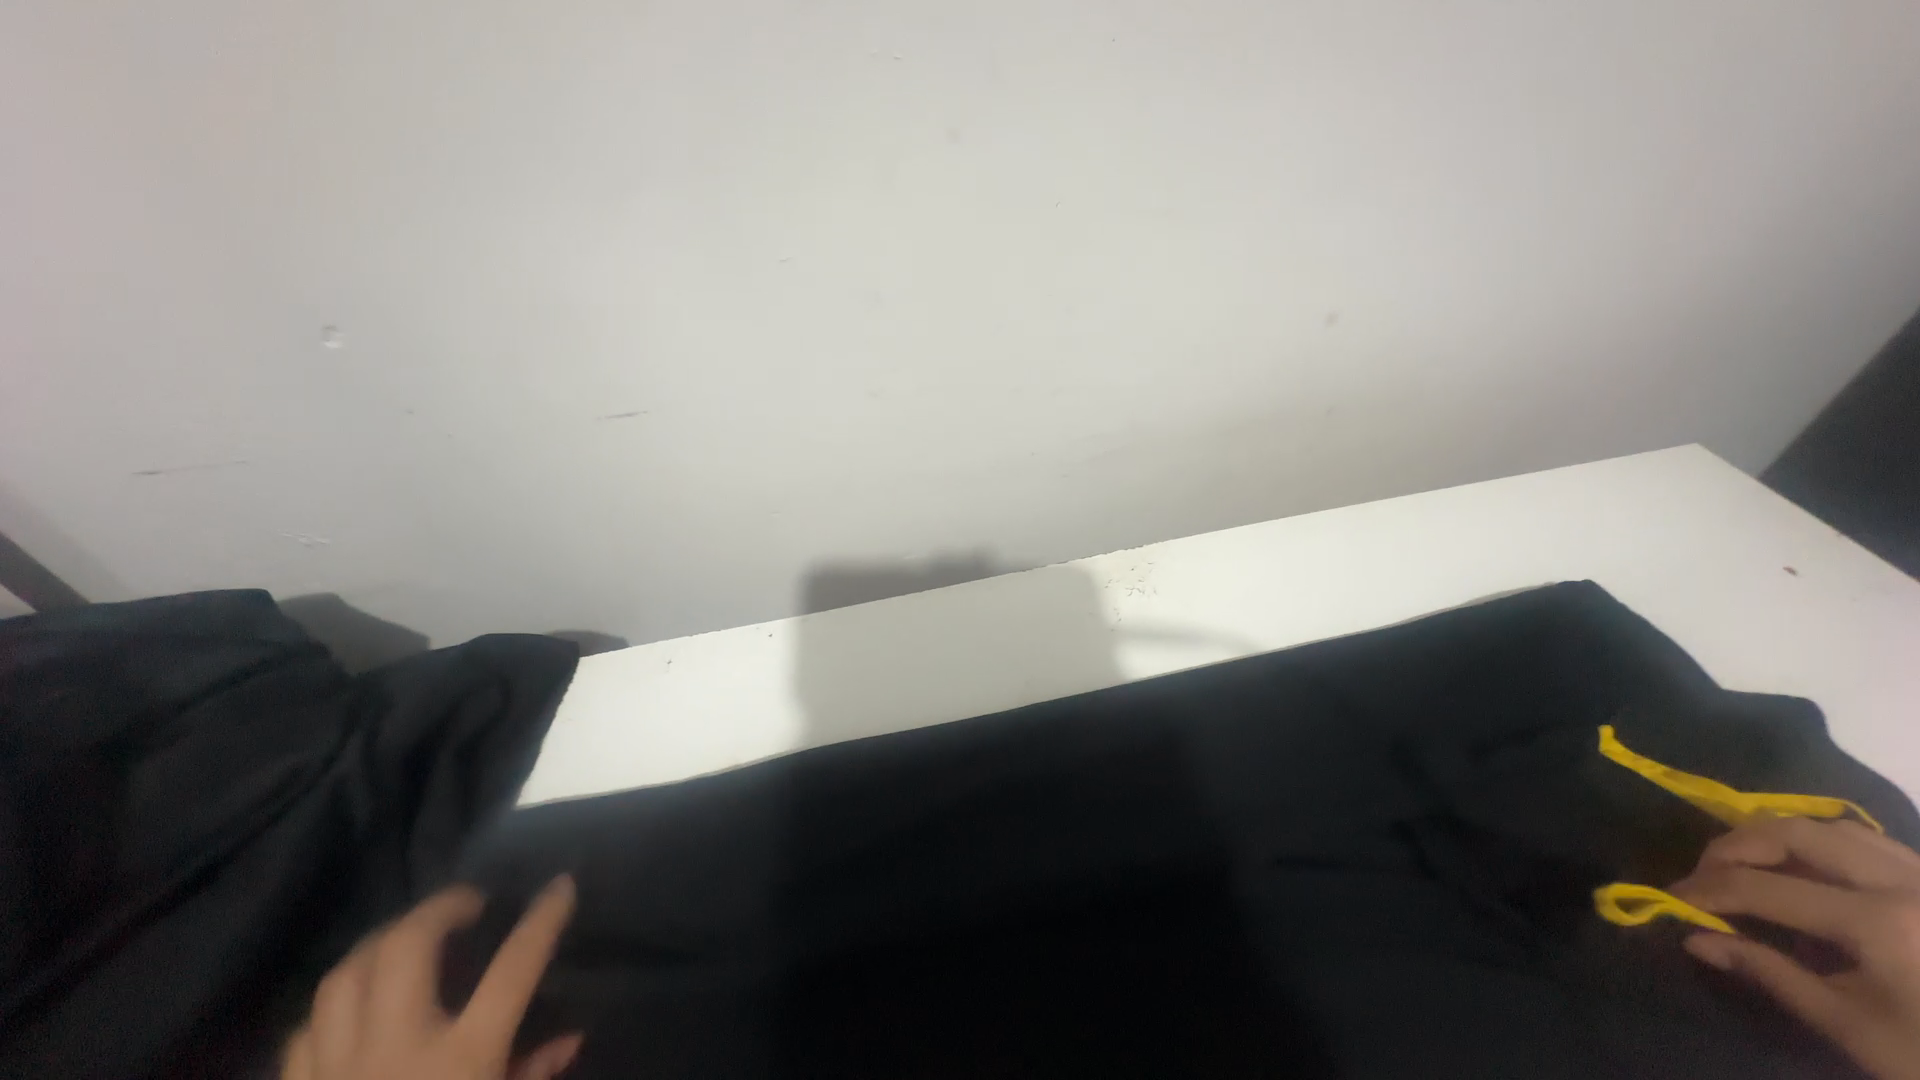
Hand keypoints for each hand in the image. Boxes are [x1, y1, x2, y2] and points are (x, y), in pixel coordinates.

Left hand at [281, 876, 582, 1079]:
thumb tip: (570, 1039)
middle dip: (440, 908)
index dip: (542, 919)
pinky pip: (306, 1029)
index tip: (561, 886)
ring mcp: (337, 1069)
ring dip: (382, 943)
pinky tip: (353, 1004)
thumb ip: (533, 1076)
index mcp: (462, 1058)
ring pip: (345, 975)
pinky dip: (334, 1004)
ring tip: (409, 937)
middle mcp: (397, 1048)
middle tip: (467, 904)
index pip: (514, 967)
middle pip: (408, 947)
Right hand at [1669, 817, 1919, 1079]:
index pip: (1760, 888)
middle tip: (1707, 874)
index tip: (1670, 898)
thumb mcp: (1851, 1027)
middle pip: (1796, 833)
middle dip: (1735, 847)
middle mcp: (1906, 884)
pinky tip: (1807, 869)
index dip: (1705, 890)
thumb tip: (1695, 938)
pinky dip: (1824, 844)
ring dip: (1777, 838)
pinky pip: (1872, 842)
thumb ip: (1769, 972)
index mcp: (1879, 921)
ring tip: (1748, 864)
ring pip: (1835, 827)